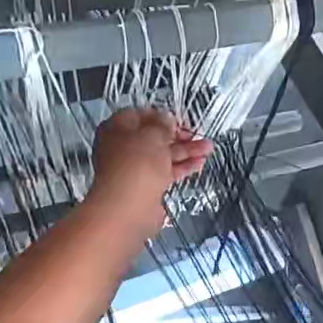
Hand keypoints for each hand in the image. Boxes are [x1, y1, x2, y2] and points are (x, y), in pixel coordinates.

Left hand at [85, 108, 212, 233]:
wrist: (128, 207)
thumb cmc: (133, 166)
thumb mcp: (154, 135)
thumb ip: (163, 124)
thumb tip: (167, 119)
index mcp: (116, 129)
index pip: (141, 115)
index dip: (162, 116)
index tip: (179, 119)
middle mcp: (122, 148)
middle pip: (154, 137)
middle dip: (178, 135)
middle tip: (195, 133)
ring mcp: (134, 169)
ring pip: (162, 156)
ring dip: (185, 151)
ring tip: (206, 147)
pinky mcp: (145, 187)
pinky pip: (166, 173)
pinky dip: (182, 168)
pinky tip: (198, 163)